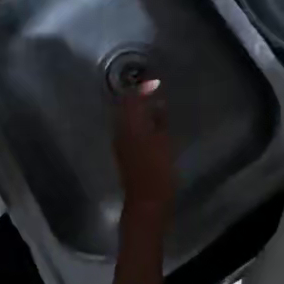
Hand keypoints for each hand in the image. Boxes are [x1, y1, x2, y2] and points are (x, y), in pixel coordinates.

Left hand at [114, 78, 174, 219]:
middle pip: (125, 106)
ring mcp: (119, 142)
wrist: (146, 202)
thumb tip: (158, 104)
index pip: (132, 98)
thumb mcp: (164, 142)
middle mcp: (120, 130)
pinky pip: (127, 127)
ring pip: (124, 117)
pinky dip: (136, 120)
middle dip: (137, 95)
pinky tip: (149, 122)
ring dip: (136, 108)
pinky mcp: (122, 152)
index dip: (144, 88)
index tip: (157, 82)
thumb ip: (159, 120)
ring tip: (152, 103)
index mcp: (130, 125)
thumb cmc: (158, 170)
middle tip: (153, 89)